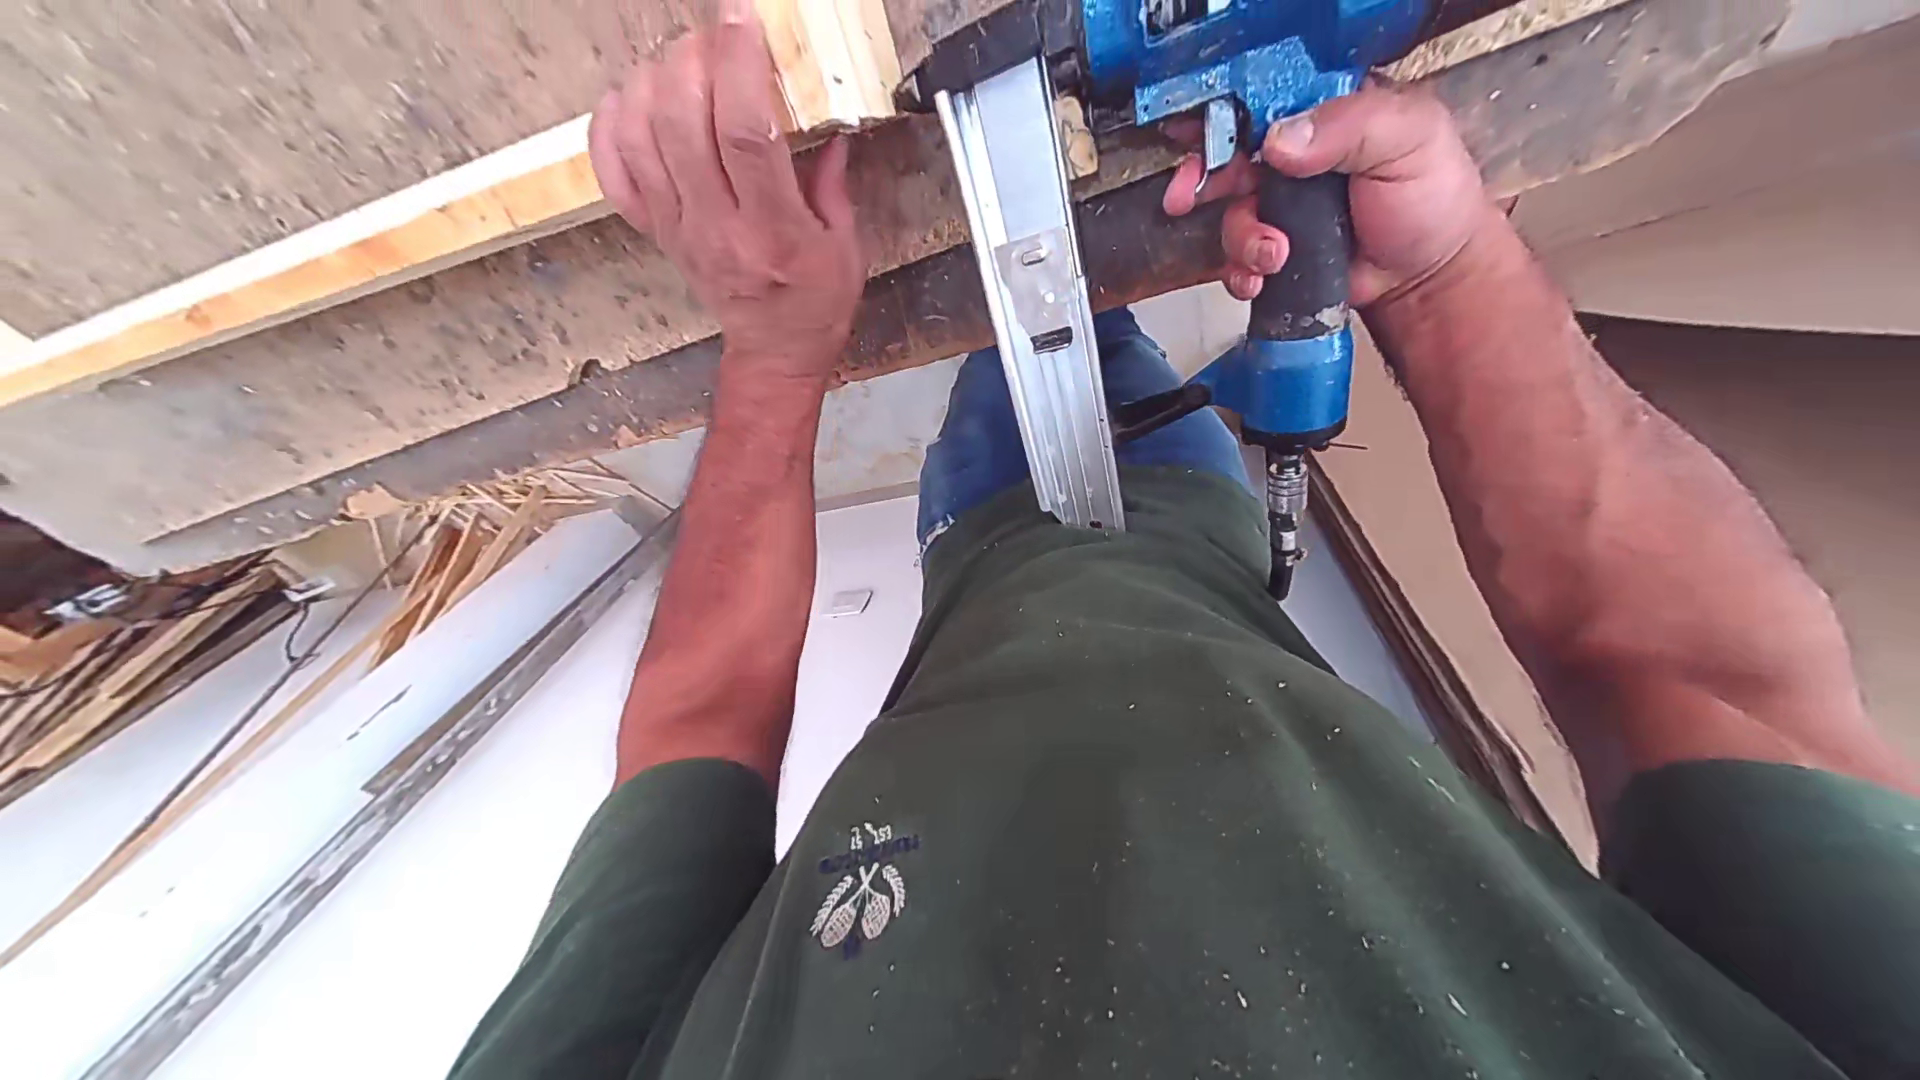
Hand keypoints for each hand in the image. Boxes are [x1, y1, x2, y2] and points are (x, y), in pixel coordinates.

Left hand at [588, 8, 863, 385]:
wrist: (775, 352)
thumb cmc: (815, 306)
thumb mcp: (845, 249)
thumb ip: (834, 184)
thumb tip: (829, 128)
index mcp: (775, 232)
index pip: (746, 132)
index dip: (739, 64)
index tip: (744, 20)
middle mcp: (719, 228)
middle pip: (682, 119)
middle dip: (694, 57)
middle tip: (716, 40)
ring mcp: (681, 230)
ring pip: (641, 134)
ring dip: (655, 79)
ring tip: (683, 66)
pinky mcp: (659, 233)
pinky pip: (613, 170)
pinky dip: (611, 123)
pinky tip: (635, 102)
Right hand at [1162, 80, 1499, 308]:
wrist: (1422, 277)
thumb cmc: (1429, 200)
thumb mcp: (1408, 137)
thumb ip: (1350, 126)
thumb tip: (1279, 140)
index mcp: (1324, 115)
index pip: (1264, 101)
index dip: (1222, 113)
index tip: (1191, 129)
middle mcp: (1294, 160)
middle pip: (1228, 161)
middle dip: (1201, 181)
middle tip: (1185, 198)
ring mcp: (1279, 210)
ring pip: (1230, 219)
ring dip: (1241, 241)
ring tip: (1275, 256)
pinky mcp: (1272, 253)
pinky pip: (1234, 263)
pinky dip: (1239, 274)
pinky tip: (1259, 279)